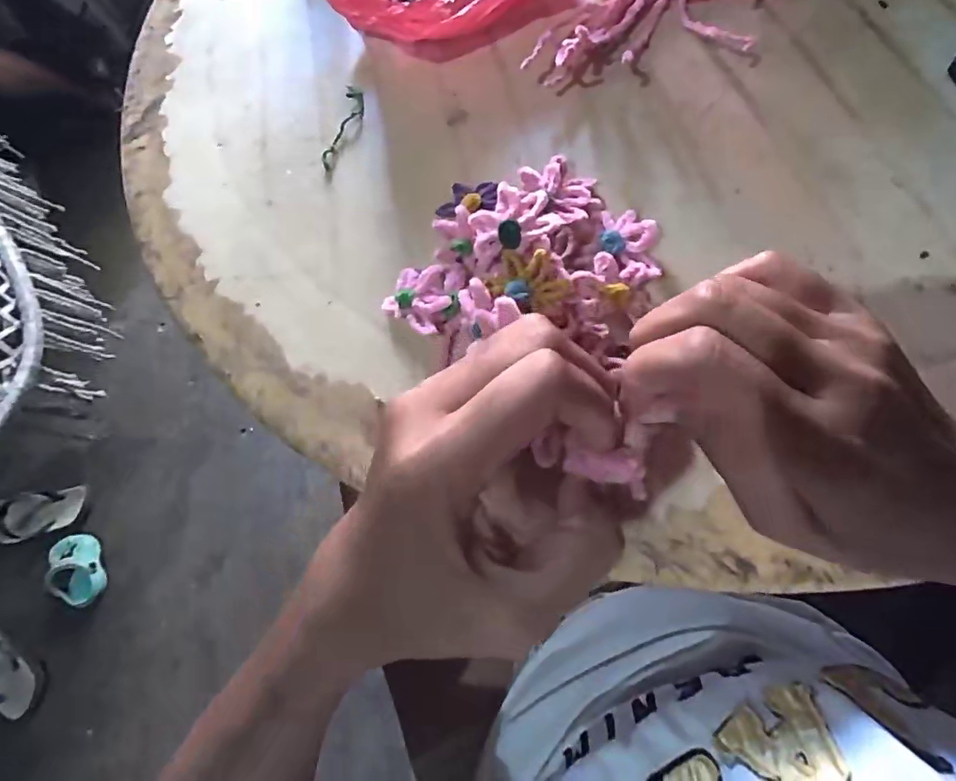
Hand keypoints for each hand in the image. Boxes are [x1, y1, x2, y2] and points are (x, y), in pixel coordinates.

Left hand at [308, 315, 626, 665]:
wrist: (351, 588)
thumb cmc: (428, 612)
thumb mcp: (520, 619)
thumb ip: (583, 554)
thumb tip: (604, 481)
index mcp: (438, 460)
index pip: (538, 378)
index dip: (591, 406)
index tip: (601, 455)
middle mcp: (425, 405)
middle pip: (534, 338)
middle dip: (585, 380)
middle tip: (594, 436)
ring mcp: (421, 388)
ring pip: (520, 335)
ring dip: (565, 373)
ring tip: (572, 427)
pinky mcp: (427, 385)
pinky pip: (503, 353)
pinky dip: (540, 377)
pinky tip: (541, 425)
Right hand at [620, 252, 955, 583]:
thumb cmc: (863, 526)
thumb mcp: (778, 514)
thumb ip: (716, 443)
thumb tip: (655, 389)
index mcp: (811, 442)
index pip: (708, 362)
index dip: (651, 365)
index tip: (634, 391)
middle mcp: (832, 372)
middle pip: (717, 308)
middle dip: (658, 329)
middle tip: (644, 363)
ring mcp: (850, 331)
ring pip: (739, 282)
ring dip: (686, 305)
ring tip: (674, 338)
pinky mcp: (856, 308)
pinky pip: (775, 269)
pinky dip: (729, 284)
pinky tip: (720, 314)